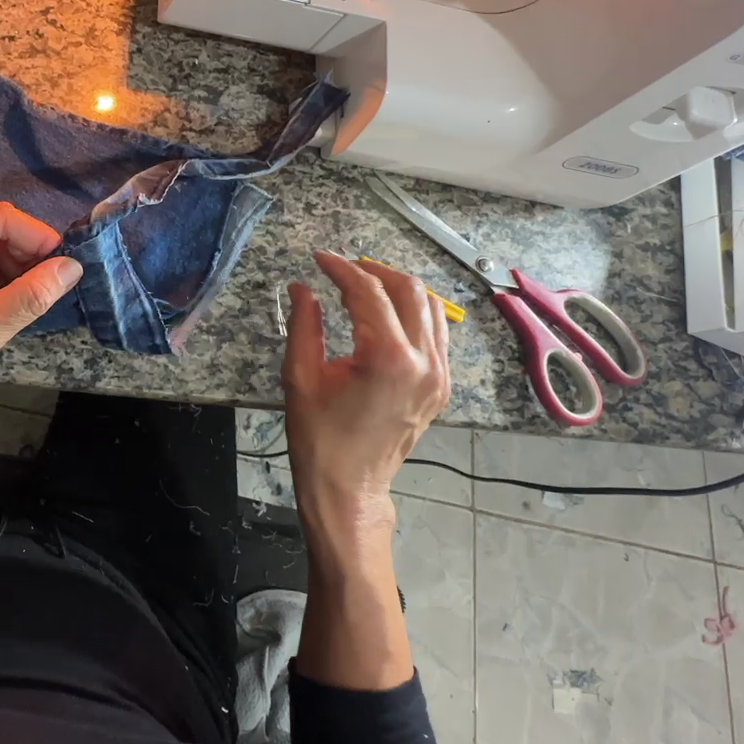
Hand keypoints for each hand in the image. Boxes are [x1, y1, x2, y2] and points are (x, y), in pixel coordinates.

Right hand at [282, 251, 451, 537]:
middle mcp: (424, 361)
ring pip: (431, 307)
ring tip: (363, 286)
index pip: (369, 293)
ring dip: (397, 289)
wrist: (349, 486)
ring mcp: (440, 374)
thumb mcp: (300, 376)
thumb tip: (301, 288)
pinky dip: (413, 313)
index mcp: (387, 357)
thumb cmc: (318, 435)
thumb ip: (303, 326)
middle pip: (409, 290)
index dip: (342, 269)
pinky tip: (386, 315)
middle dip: (373, 271)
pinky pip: (437, 333)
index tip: (319, 258)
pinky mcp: (442, 385)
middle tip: (341, 269)